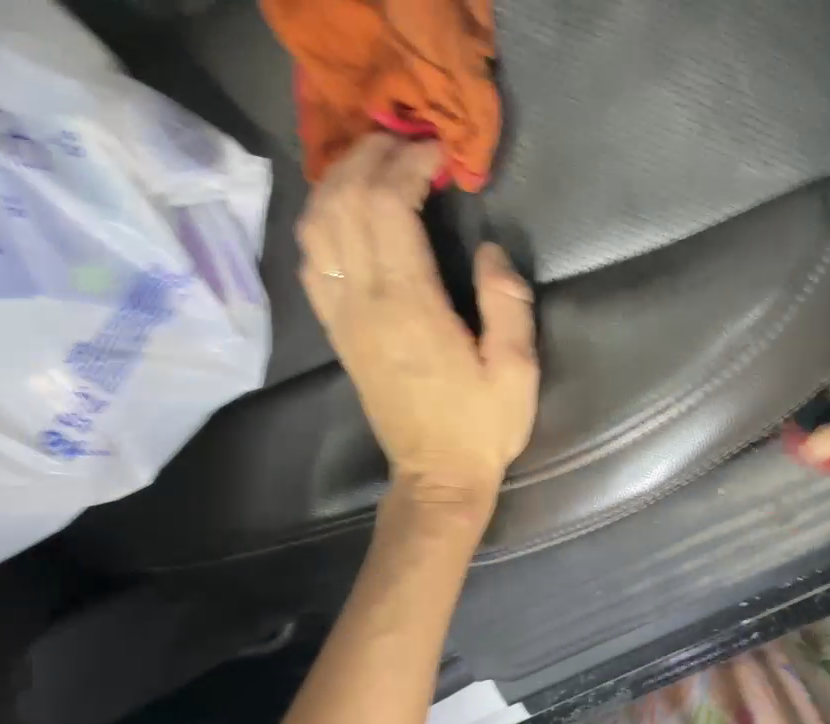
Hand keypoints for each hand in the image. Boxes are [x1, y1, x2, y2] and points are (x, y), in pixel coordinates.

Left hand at [298, 135, 538, 504]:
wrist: (436, 477)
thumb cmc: (482, 427)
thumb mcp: (517, 371)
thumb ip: (508, 305)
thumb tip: (490, 252)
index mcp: (410, 305)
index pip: (389, 206)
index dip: (409, 165)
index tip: (440, 154)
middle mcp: (364, 301)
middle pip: (345, 201)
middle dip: (372, 157)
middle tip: (406, 141)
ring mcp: (343, 316)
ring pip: (318, 224)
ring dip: (340, 181)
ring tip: (374, 163)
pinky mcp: (337, 331)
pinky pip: (311, 260)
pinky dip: (322, 220)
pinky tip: (345, 212)